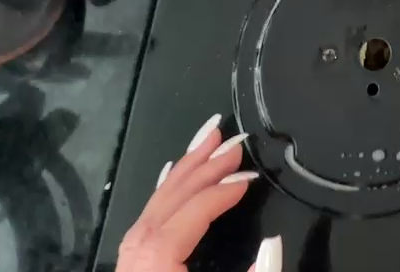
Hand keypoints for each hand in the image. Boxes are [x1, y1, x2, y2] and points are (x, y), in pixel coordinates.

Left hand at [116, 114, 277, 271]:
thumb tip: (272, 241)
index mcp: (156, 267)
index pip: (191, 215)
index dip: (220, 192)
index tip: (249, 178)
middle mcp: (134, 263)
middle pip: (167, 204)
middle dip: (202, 169)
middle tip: (232, 144)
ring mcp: (128, 267)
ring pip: (151, 210)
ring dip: (183, 173)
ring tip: (208, 141)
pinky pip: (142, 226)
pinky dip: (161, 195)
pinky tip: (172, 177)